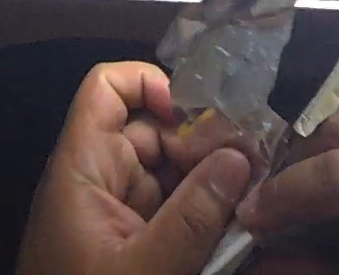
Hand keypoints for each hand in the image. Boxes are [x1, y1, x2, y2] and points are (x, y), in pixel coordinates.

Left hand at [17, 62, 254, 274]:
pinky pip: (175, 208)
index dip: (148, 82)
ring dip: (211, 178)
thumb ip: (193, 216)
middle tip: (252, 163)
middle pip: (152, 128)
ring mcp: (119, 211)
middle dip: (201, 141)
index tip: (193, 115)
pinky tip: (240, 223)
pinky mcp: (136, 243)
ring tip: (256, 191)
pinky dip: (205, 211)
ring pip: (171, 169)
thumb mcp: (143, 271)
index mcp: (83, 166)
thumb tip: (240, 155)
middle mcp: (101, 177)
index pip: (106, 89)